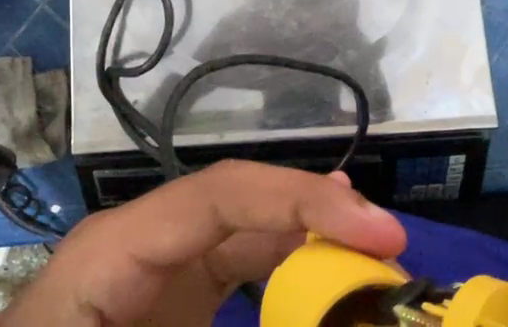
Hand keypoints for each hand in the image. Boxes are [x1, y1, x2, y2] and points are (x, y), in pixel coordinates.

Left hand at [0, 161, 406, 326]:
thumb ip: (237, 319)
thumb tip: (317, 309)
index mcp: (118, 245)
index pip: (222, 194)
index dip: (302, 201)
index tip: (376, 232)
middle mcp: (142, 238)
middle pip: (240, 202)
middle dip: (316, 213)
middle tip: (389, 243)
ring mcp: (155, 265)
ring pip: (244, 230)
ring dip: (308, 234)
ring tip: (370, 242)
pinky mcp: (168, 296)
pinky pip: (235, 264)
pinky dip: (283, 259)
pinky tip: (320, 264)